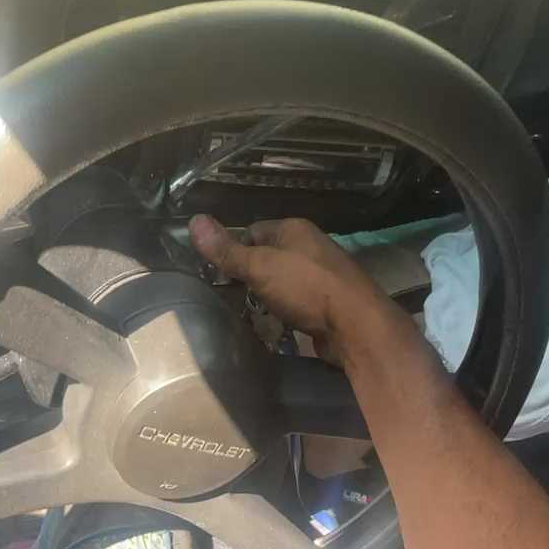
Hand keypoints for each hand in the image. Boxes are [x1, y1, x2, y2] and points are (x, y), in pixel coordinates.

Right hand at [188, 214, 415, 366]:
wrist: (354, 325)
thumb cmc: (306, 288)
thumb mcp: (260, 267)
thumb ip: (227, 251)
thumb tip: (194, 221)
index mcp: (292, 229)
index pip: (251, 231)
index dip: (232, 250)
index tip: (217, 274)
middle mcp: (308, 247)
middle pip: (265, 259)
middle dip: (247, 278)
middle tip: (227, 298)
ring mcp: (319, 276)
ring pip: (279, 284)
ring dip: (264, 299)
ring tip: (246, 315)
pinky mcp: (324, 303)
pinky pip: (294, 304)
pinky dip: (281, 314)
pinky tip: (272, 327)